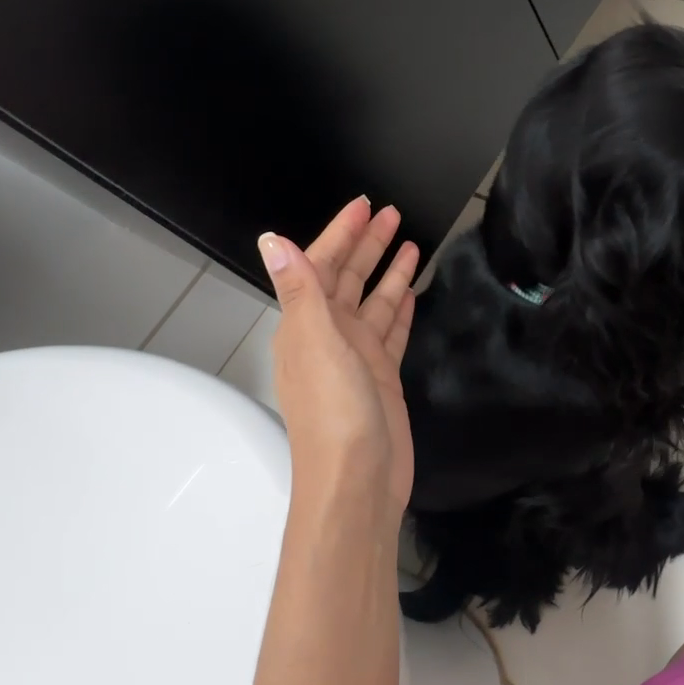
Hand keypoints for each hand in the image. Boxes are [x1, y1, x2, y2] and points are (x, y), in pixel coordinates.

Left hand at [258, 197, 419, 515]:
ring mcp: (358, 357)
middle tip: (392, 213)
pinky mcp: (383, 376)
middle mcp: (330, 335)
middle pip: (350, 278)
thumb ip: (300, 289)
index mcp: (307, 324)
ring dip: (388, 271)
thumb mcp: (315, 342)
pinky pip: (392, 331)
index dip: (341, 233)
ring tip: (410, 242)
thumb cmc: (334, 411)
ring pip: (375, 301)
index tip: (364, 205)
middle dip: (368, 244)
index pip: (323, 265)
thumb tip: (273, 240)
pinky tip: (410, 291)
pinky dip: (400, 309)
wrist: (358, 479)